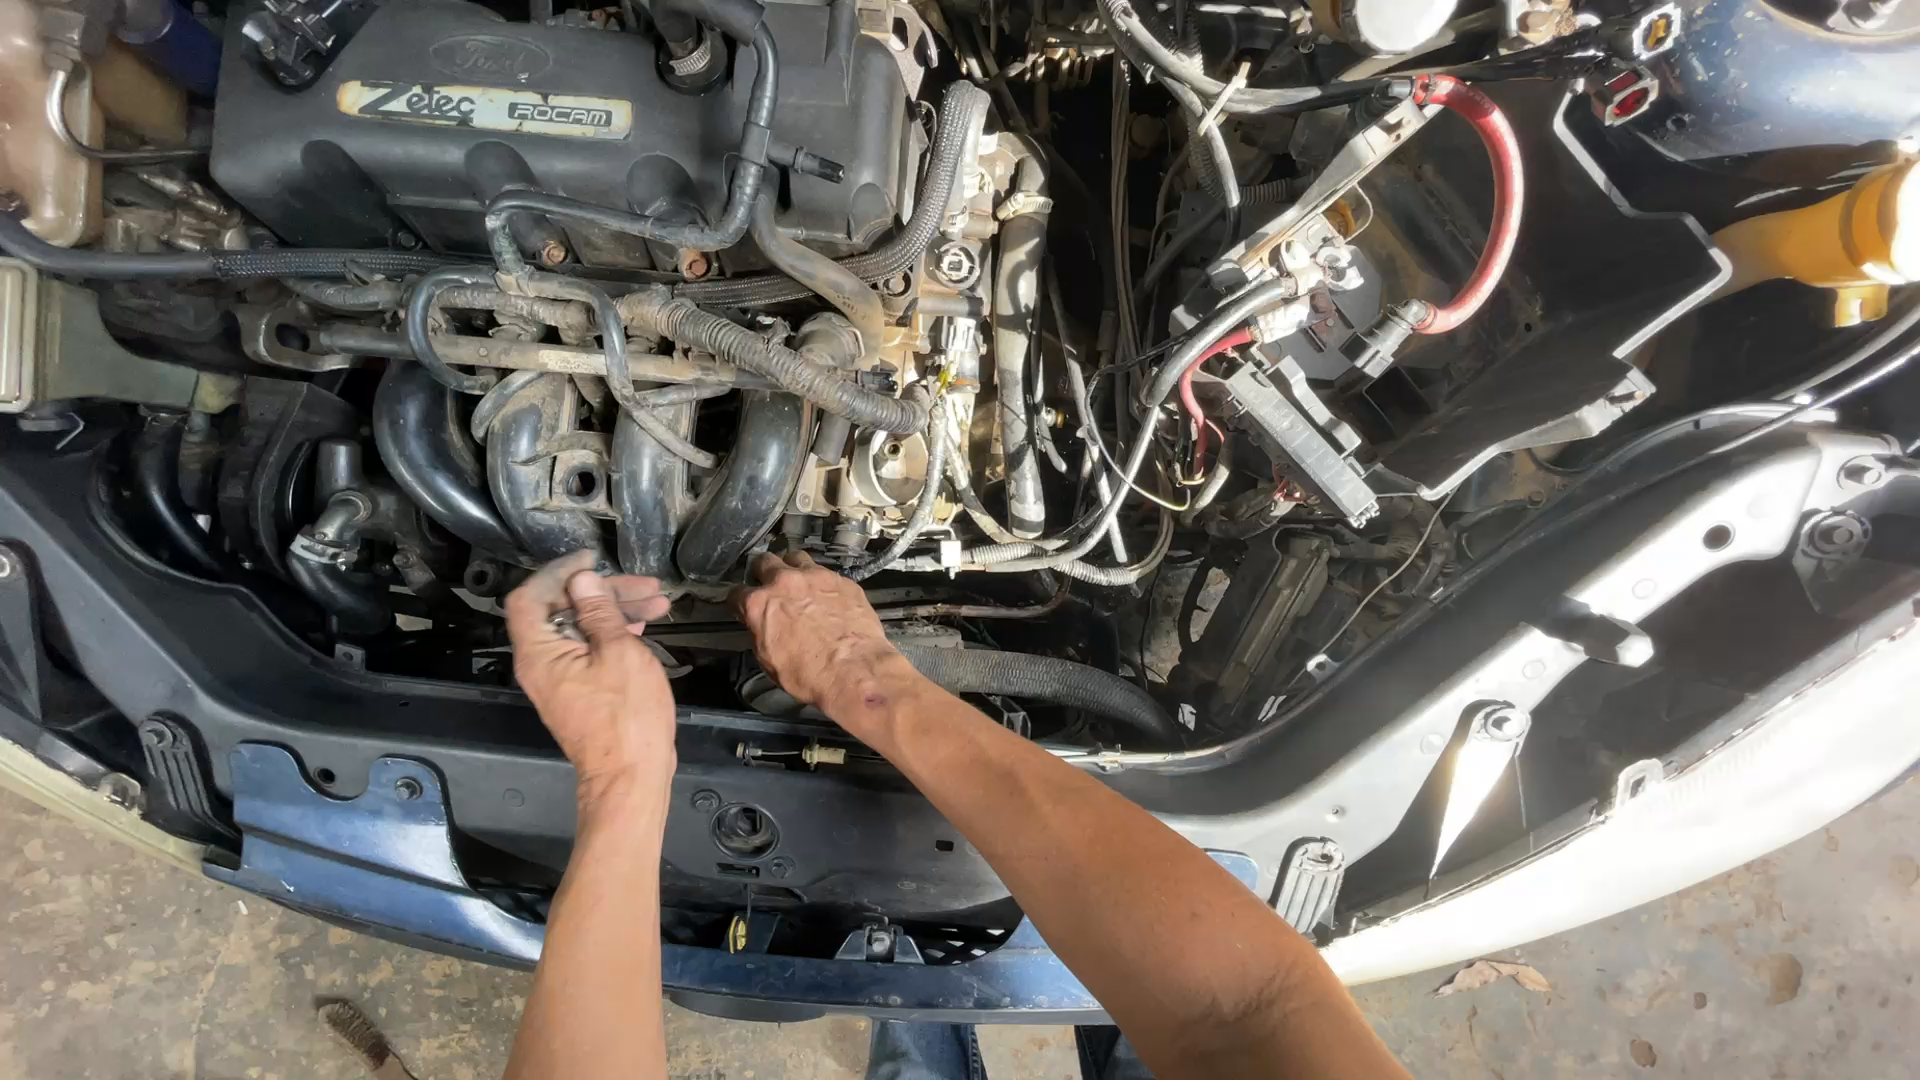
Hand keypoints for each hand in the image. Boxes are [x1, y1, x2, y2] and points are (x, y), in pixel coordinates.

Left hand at [504, 550, 676, 816]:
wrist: (631, 773)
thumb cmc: (627, 714)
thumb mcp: (619, 652)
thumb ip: (599, 612)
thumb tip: (582, 580)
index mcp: (540, 652)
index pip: (530, 597)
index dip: (559, 572)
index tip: (593, 559)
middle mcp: (542, 663)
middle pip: (562, 610)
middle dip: (604, 591)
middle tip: (646, 585)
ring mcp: (561, 678)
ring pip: (581, 629)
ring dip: (617, 610)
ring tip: (659, 603)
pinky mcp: (581, 690)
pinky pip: (590, 649)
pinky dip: (615, 633)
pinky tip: (644, 625)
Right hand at [731, 551, 915, 720]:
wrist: (853, 670)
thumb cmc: (811, 673)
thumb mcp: (769, 660)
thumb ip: (761, 632)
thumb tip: (763, 626)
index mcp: (760, 604)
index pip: (737, 593)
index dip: (739, 601)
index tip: (744, 605)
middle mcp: (785, 583)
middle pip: (765, 562)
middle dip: (764, 571)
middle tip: (769, 584)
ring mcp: (816, 577)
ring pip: (797, 558)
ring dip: (794, 569)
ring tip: (799, 584)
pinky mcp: (842, 581)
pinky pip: (827, 573)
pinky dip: (823, 582)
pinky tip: (828, 597)